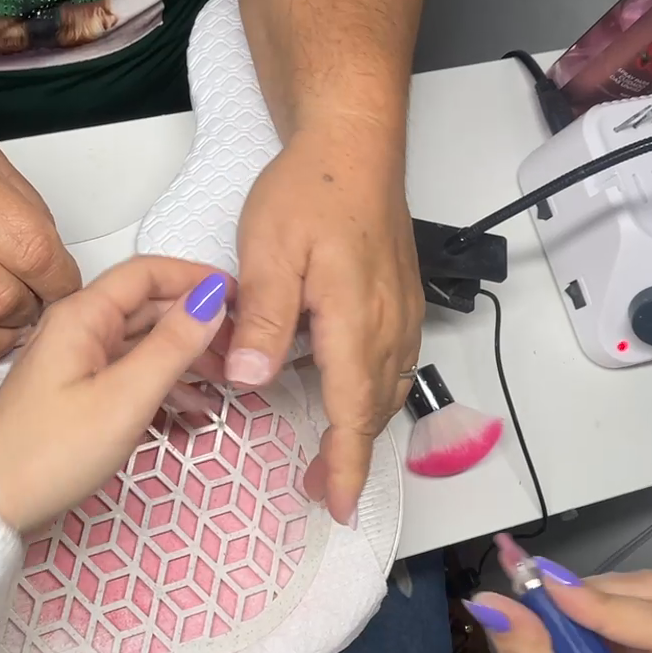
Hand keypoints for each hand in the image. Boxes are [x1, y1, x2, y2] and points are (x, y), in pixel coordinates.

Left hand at [0, 258, 230, 532]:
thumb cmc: (51, 452)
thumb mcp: (124, 398)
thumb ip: (172, 345)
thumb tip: (212, 300)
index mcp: (82, 315)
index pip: (147, 273)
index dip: (196, 279)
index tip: (240, 298)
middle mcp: (79, 327)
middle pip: (149, 308)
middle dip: (198, 324)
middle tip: (239, 351)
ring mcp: (78, 359)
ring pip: (144, 343)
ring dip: (186, 360)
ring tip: (225, 387)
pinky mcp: (80, 390)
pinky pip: (131, 373)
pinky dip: (164, 386)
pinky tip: (193, 413)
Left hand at [229, 134, 422, 524]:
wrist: (353, 145)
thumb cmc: (308, 192)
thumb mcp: (270, 251)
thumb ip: (265, 319)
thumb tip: (251, 381)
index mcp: (354, 321)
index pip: (353, 411)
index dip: (345, 464)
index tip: (337, 507)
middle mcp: (388, 324)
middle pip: (375, 409)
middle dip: (351, 456)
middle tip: (320, 488)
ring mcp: (400, 311)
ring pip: (388, 388)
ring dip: (363, 427)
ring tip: (332, 453)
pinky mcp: (399, 298)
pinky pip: (393, 361)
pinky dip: (372, 392)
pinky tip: (345, 389)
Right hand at [466, 563, 651, 652]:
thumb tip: (487, 600)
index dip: (606, 605)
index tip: (541, 590)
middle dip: (588, 596)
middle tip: (530, 603)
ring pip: (632, 596)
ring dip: (577, 598)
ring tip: (536, 621)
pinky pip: (613, 609)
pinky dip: (573, 606)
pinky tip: (546, 621)